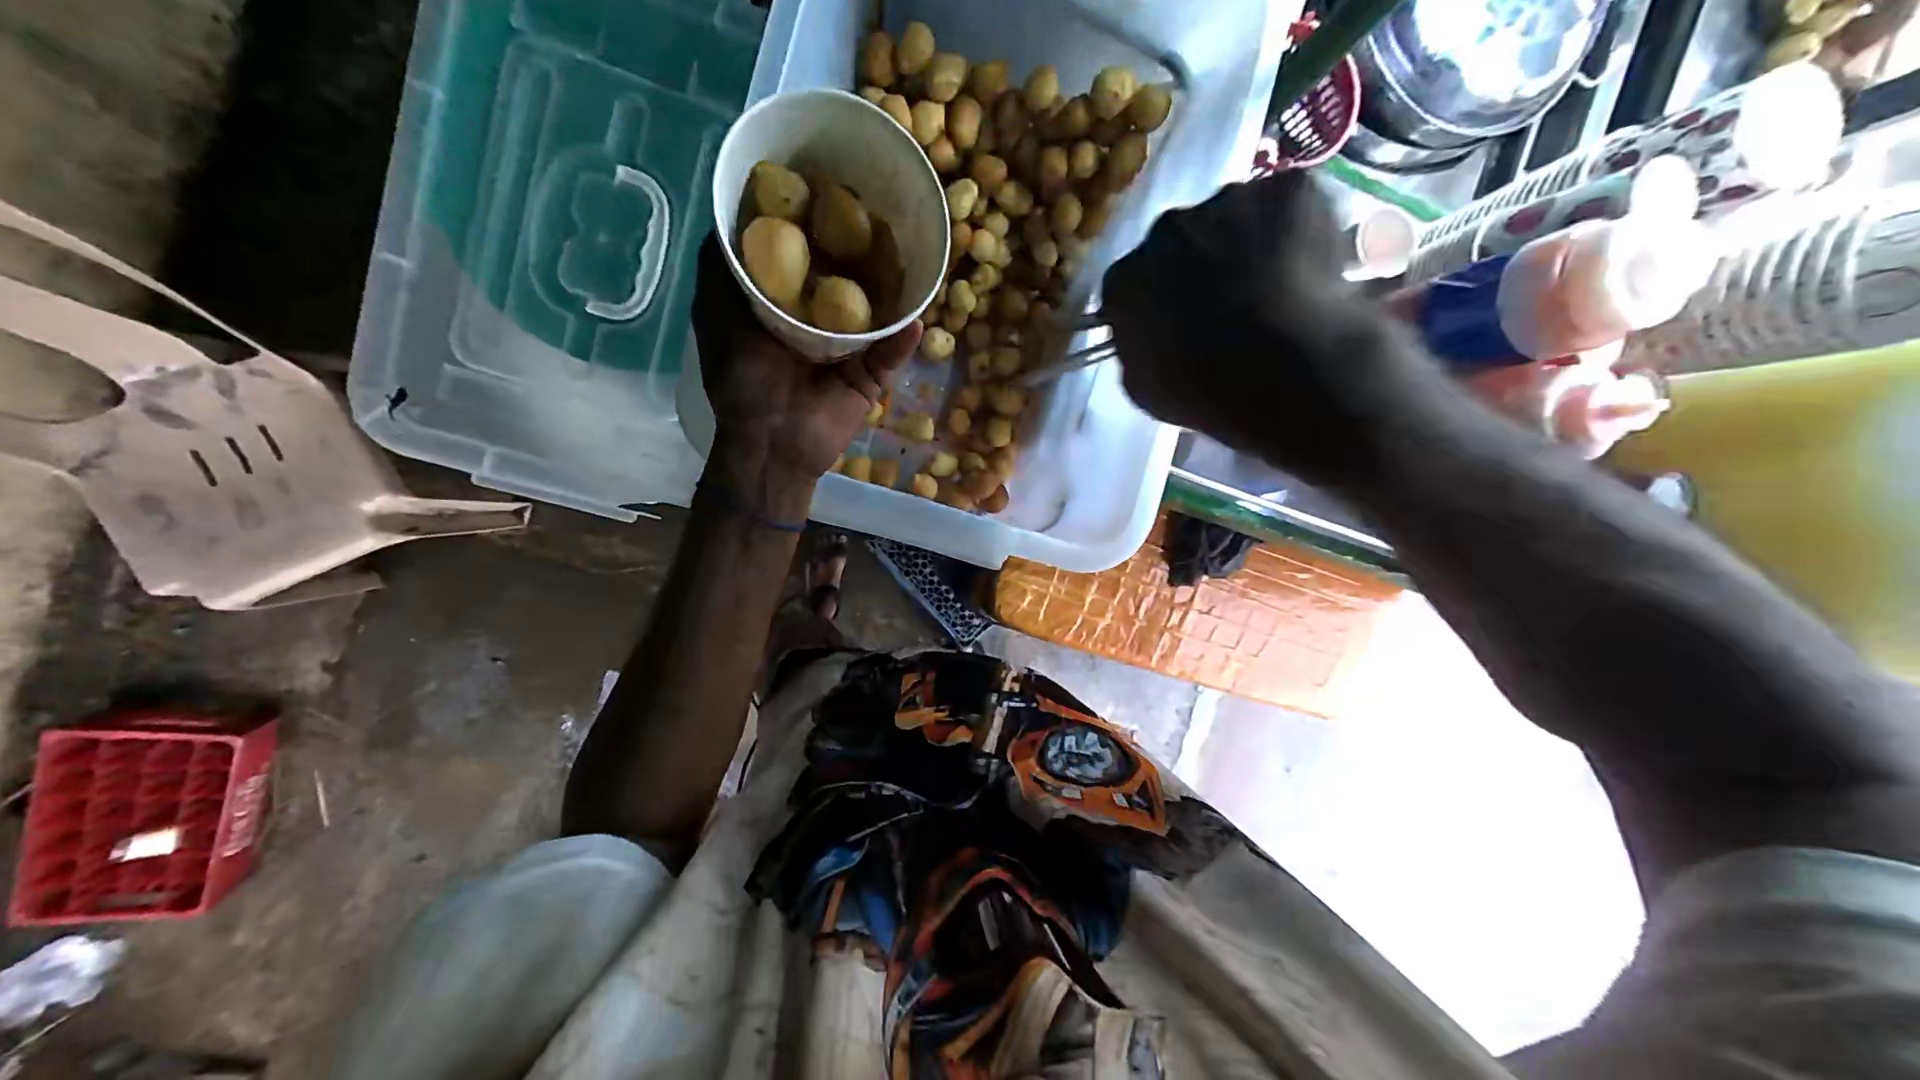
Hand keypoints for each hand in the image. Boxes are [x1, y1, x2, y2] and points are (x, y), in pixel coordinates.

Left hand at [691, 233, 921, 506]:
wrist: (772, 444)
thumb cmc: (742, 381)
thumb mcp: (717, 317)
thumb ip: (719, 272)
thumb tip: (724, 216)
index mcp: (783, 305)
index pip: (802, 256)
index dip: (811, 223)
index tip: (822, 182)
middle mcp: (818, 320)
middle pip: (845, 277)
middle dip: (859, 248)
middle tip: (878, 209)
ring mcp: (849, 348)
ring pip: (875, 312)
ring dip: (892, 288)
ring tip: (909, 252)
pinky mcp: (870, 377)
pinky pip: (891, 355)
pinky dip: (904, 339)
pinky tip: (918, 318)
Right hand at [1102, 171, 1431, 484]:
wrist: (1280, 364)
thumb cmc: (1202, 389)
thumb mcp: (1144, 387)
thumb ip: (1139, 349)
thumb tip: (1150, 338)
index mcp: (1126, 278)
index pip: (1135, 281)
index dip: (1161, 300)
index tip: (1181, 322)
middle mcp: (1167, 228)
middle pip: (1184, 240)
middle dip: (1203, 263)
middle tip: (1233, 303)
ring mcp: (1229, 200)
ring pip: (1239, 217)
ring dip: (1251, 243)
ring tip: (1280, 288)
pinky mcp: (1290, 188)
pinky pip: (1294, 205)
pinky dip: (1304, 228)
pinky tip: (1315, 267)